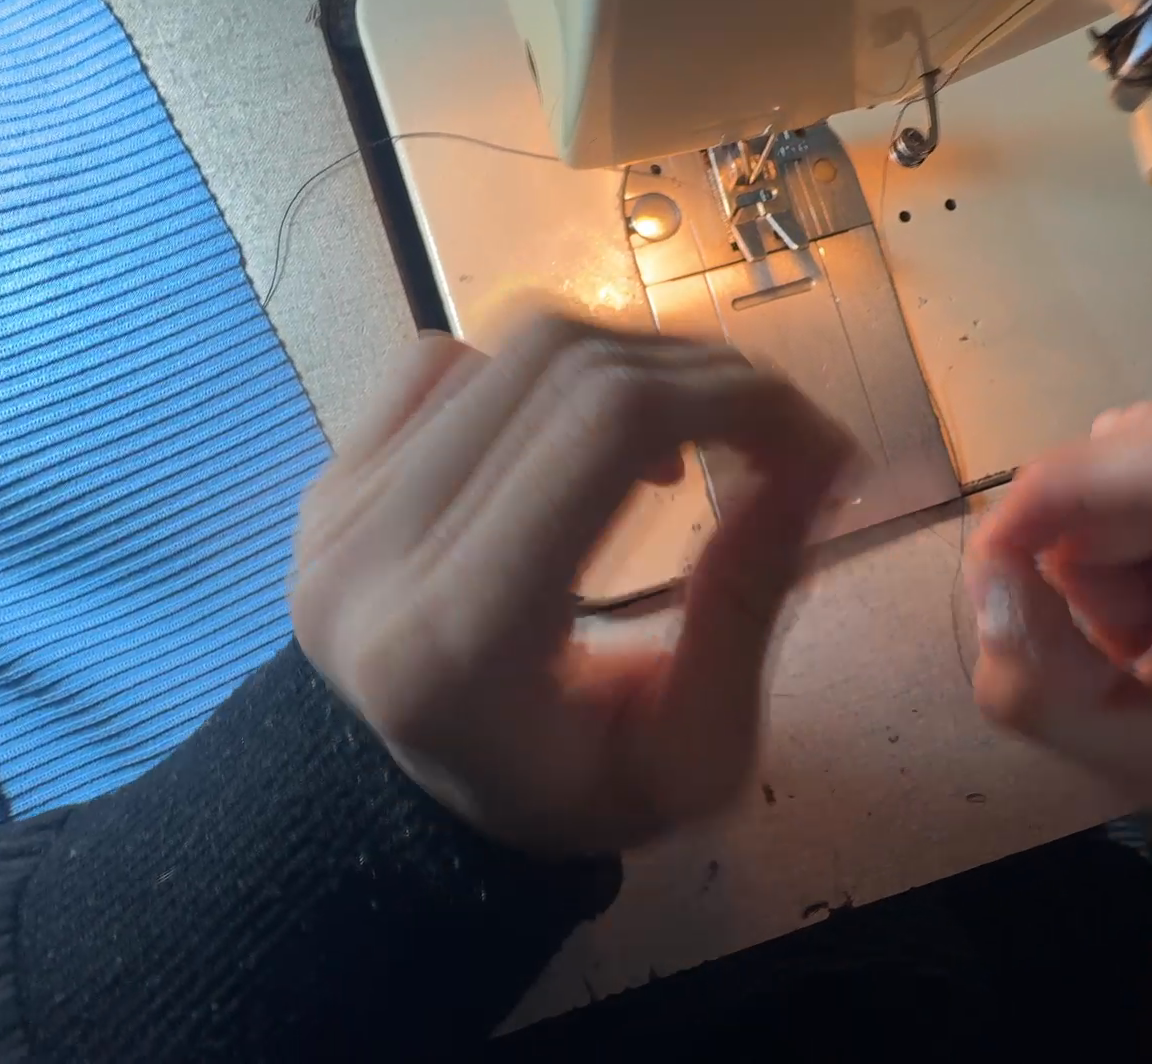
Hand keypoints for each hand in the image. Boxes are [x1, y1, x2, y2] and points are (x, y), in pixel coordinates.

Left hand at [291, 307, 854, 855]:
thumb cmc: (565, 796)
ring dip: (630, 371)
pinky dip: (539, 379)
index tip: (811, 440)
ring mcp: (337, 501)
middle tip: (766, 435)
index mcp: (461, 638)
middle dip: (701, 377)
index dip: (734, 398)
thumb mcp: (693, 748)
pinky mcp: (332, 476)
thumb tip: (819, 453)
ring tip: (675, 445)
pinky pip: (449, 362)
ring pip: (515, 349)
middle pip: (568, 367)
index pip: (607, 427)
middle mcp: (375, 550)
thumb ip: (751, 602)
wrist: (425, 802)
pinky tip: (569, 442)